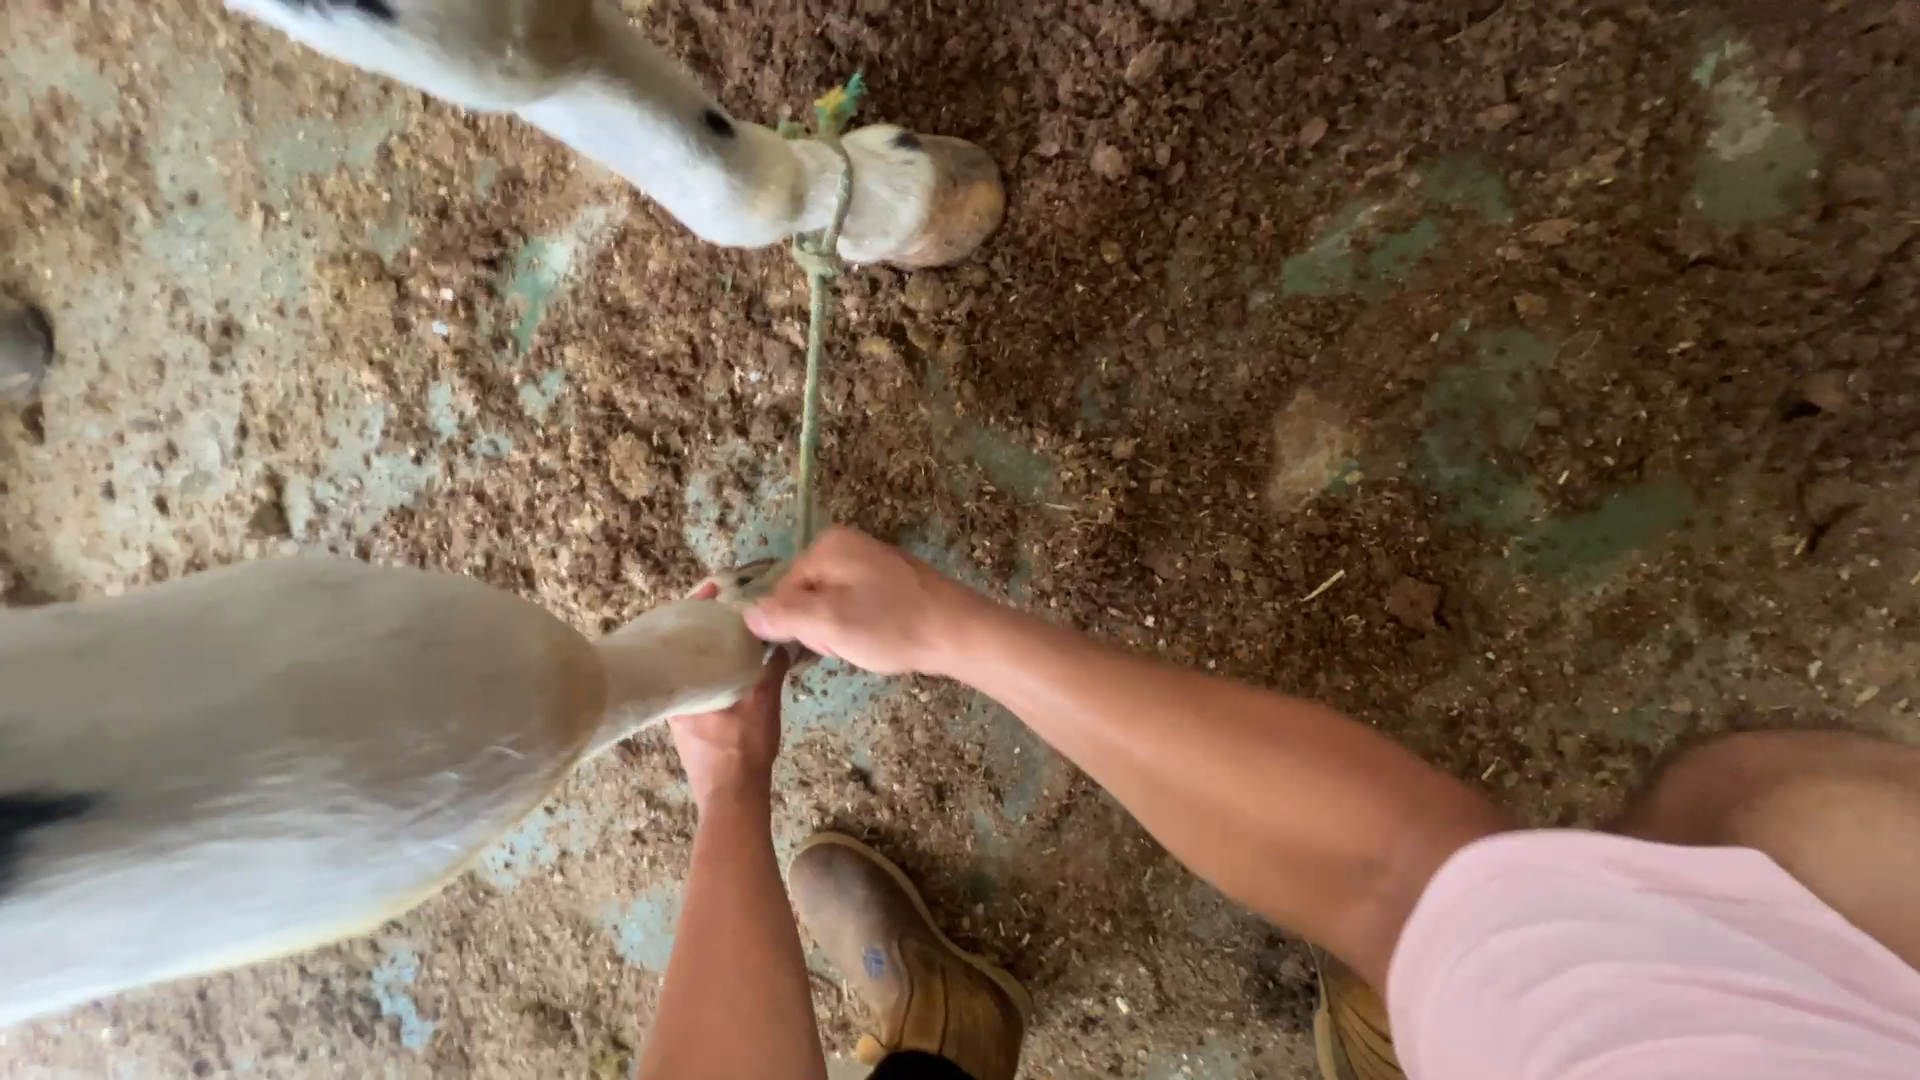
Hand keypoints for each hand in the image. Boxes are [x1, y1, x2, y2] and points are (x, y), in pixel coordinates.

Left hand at [670, 619, 793, 811]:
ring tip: (728, 633)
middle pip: (682, 646)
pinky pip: (689, 685)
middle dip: (702, 626)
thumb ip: (772, 669)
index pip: (685, 630)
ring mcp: (674, 710)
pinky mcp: (682, 724)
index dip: (698, 605)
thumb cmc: (743, 746)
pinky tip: (726, 669)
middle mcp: (670, 693)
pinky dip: (705, 670)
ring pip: (685, 667)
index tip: (713, 587)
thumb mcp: (764, 702)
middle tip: (723, 606)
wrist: (730, 796)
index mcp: (684, 682)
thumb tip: (781, 642)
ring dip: (704, 649)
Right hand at [743, 527, 976, 675]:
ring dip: (843, 631)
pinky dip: (864, 626)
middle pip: (806, 597)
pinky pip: (856, 606)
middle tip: (850, 641)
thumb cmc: (892, 626)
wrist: (959, 632)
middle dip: (821, 627)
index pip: (782, 592)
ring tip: (869, 641)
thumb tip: (746, 614)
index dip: (797, 625)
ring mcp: (870, 561)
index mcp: (828, 546)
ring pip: (832, 606)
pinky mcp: (890, 581)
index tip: (826, 640)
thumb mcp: (829, 623)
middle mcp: (846, 544)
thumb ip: (783, 615)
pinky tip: (882, 637)